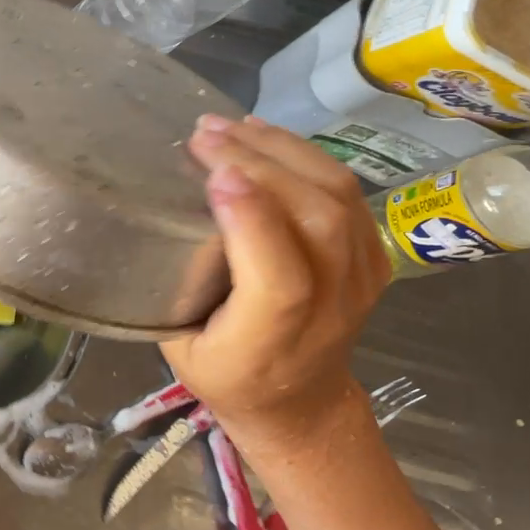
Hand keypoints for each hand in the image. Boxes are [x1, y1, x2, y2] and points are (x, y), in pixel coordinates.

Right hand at [162, 116, 390, 449]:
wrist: (302, 403)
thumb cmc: (225, 374)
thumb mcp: (180, 349)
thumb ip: (177, 289)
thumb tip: (158, 211)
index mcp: (274, 341)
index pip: (279, 276)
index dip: (253, 220)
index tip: (214, 173)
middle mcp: (331, 305)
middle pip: (315, 218)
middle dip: (260, 165)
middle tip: (202, 134)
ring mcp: (362, 276)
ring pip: (337, 195)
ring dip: (281, 150)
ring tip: (228, 126)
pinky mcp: (370, 253)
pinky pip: (346, 192)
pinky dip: (305, 156)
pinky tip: (265, 135)